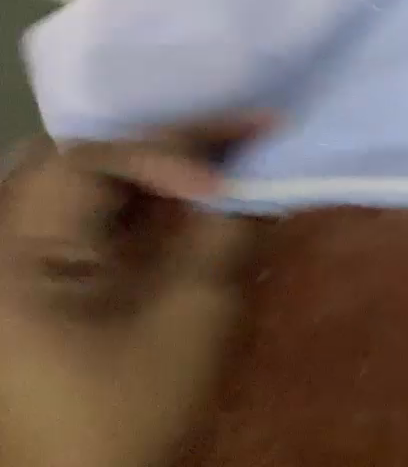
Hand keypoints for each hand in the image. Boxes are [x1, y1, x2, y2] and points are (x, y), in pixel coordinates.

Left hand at [0, 118, 266, 466]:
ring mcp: (12, 270)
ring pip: (74, 181)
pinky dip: (140, 192)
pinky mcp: (35, 284)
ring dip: (152, 162)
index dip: (167, 153)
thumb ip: (219, 231)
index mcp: (15, 263)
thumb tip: (257, 174)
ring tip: (227, 158)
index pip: (84, 164)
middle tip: (244, 137)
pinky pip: (81, 213)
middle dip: (163, 142)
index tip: (231, 181)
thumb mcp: (191, 310)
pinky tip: (195, 193)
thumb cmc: (136, 397)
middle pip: (71, 160)